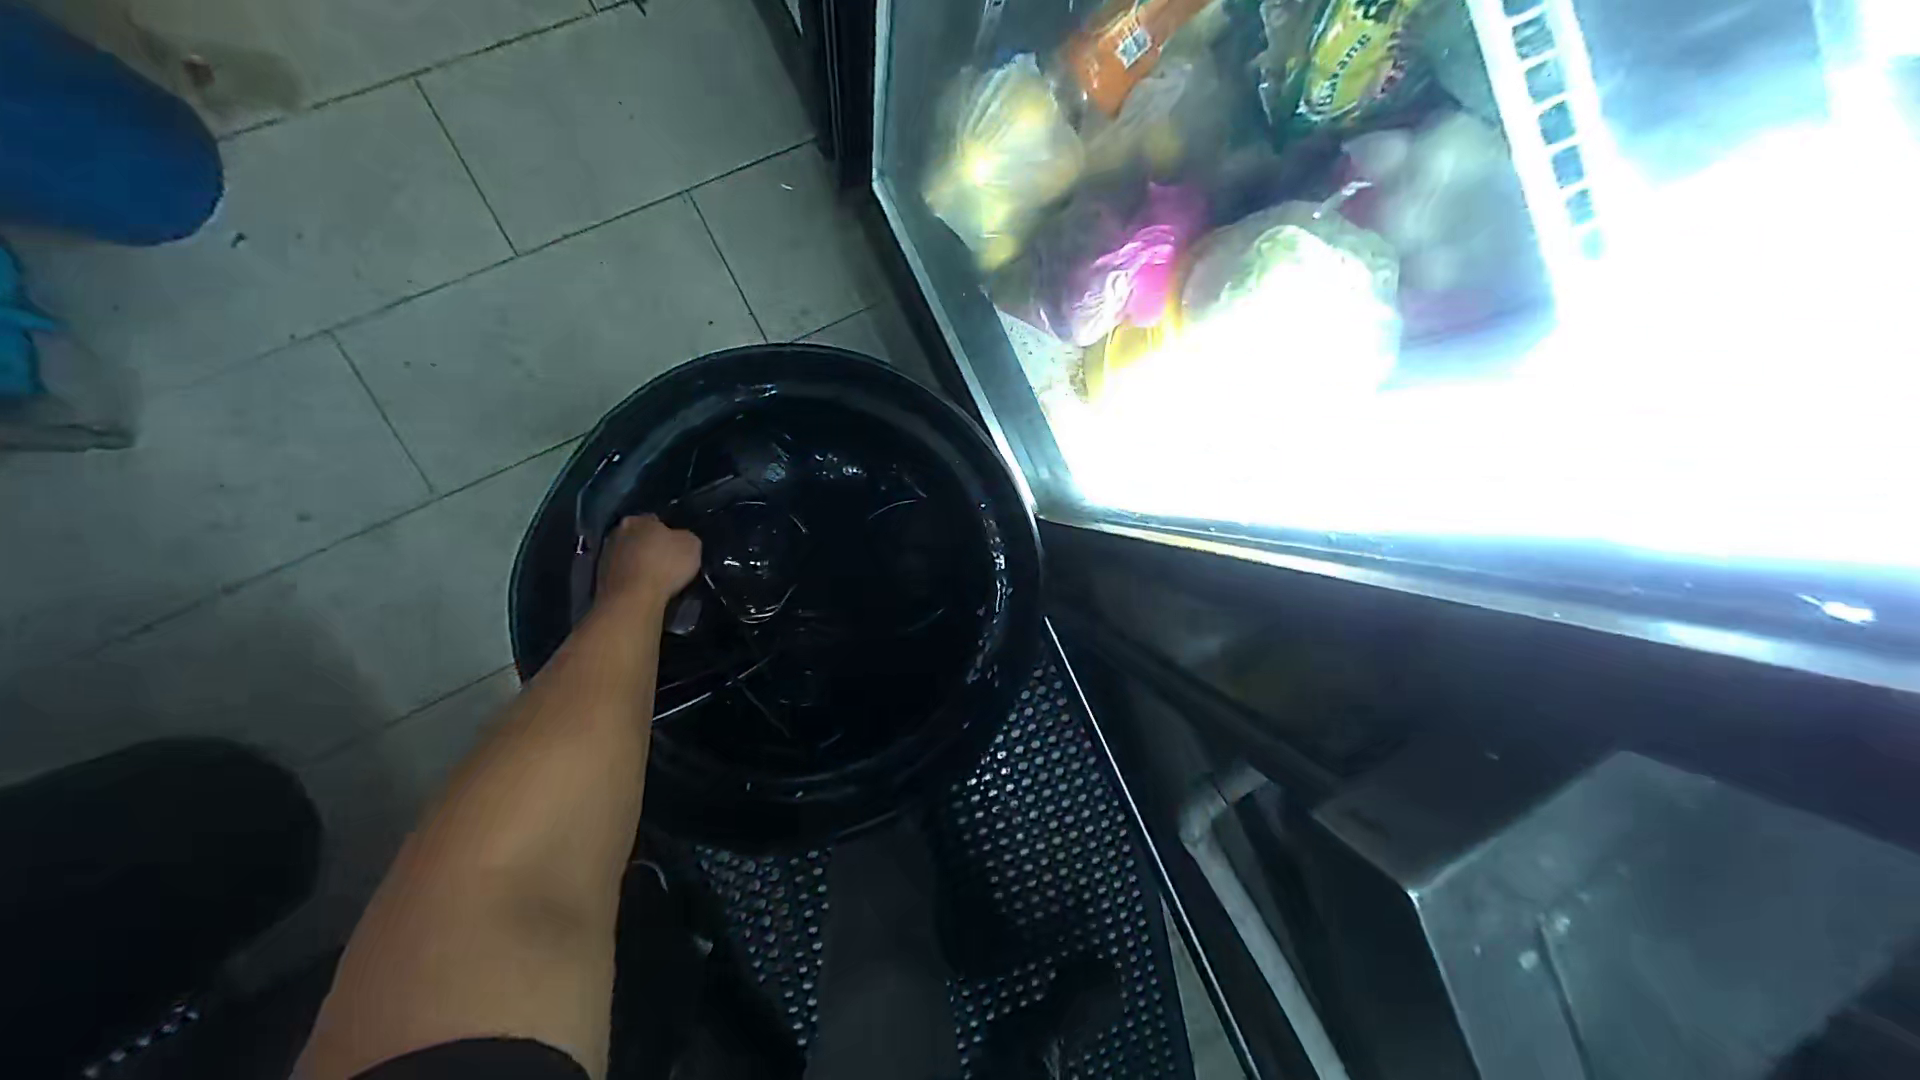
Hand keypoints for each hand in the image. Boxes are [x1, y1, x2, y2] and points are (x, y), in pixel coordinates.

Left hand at [595, 515, 701, 614]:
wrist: (633, 599)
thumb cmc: (665, 565)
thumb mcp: (692, 545)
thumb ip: (684, 537)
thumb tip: (679, 538)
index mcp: (639, 520)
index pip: (654, 520)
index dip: (666, 532)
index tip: (675, 546)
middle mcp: (618, 532)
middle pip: (637, 536)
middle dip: (648, 545)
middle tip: (663, 560)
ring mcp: (605, 555)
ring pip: (627, 554)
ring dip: (637, 562)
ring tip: (652, 577)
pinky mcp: (600, 577)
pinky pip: (621, 573)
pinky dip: (630, 578)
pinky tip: (641, 587)